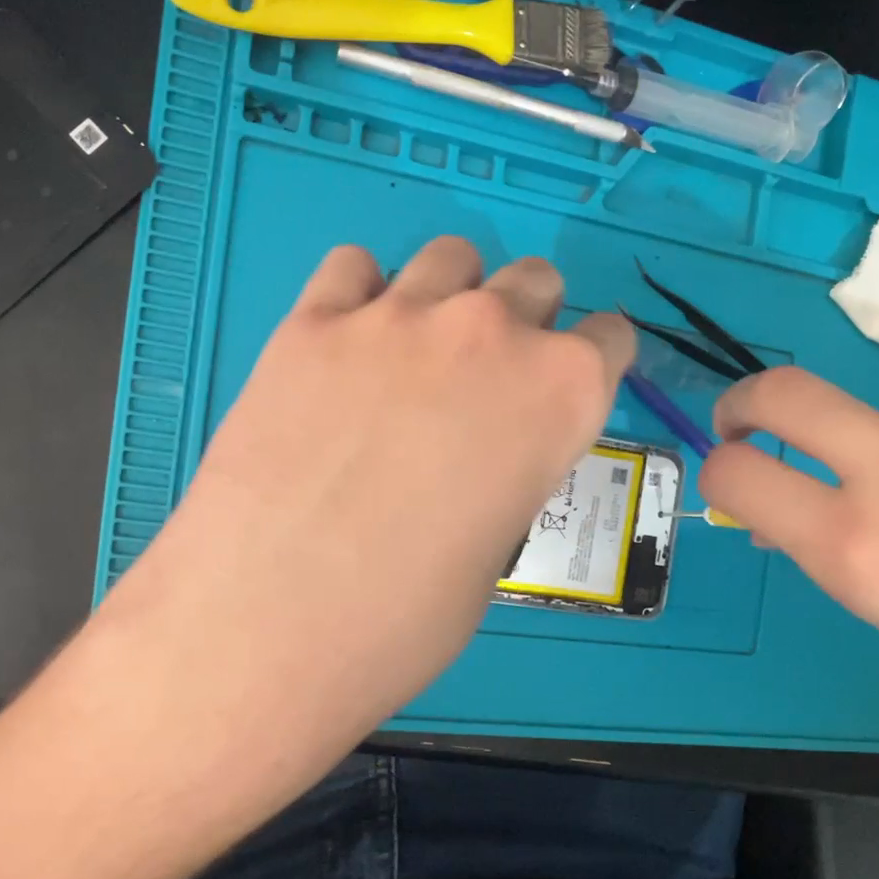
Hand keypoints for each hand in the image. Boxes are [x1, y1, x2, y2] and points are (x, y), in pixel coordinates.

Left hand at [109, 237, 633, 732]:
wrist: (270, 620)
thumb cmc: (404, 620)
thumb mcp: (494, 551)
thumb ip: (507, 474)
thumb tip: (478, 457)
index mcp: (559, 395)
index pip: (608, 339)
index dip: (590, 365)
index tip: (563, 392)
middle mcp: (491, 333)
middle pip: (533, 282)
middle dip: (524, 323)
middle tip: (483, 384)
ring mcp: (397, 316)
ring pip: (449, 258)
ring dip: (449, 297)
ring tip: (412, 357)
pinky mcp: (311, 321)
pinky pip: (353, 267)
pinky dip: (360, 296)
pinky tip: (344, 349)